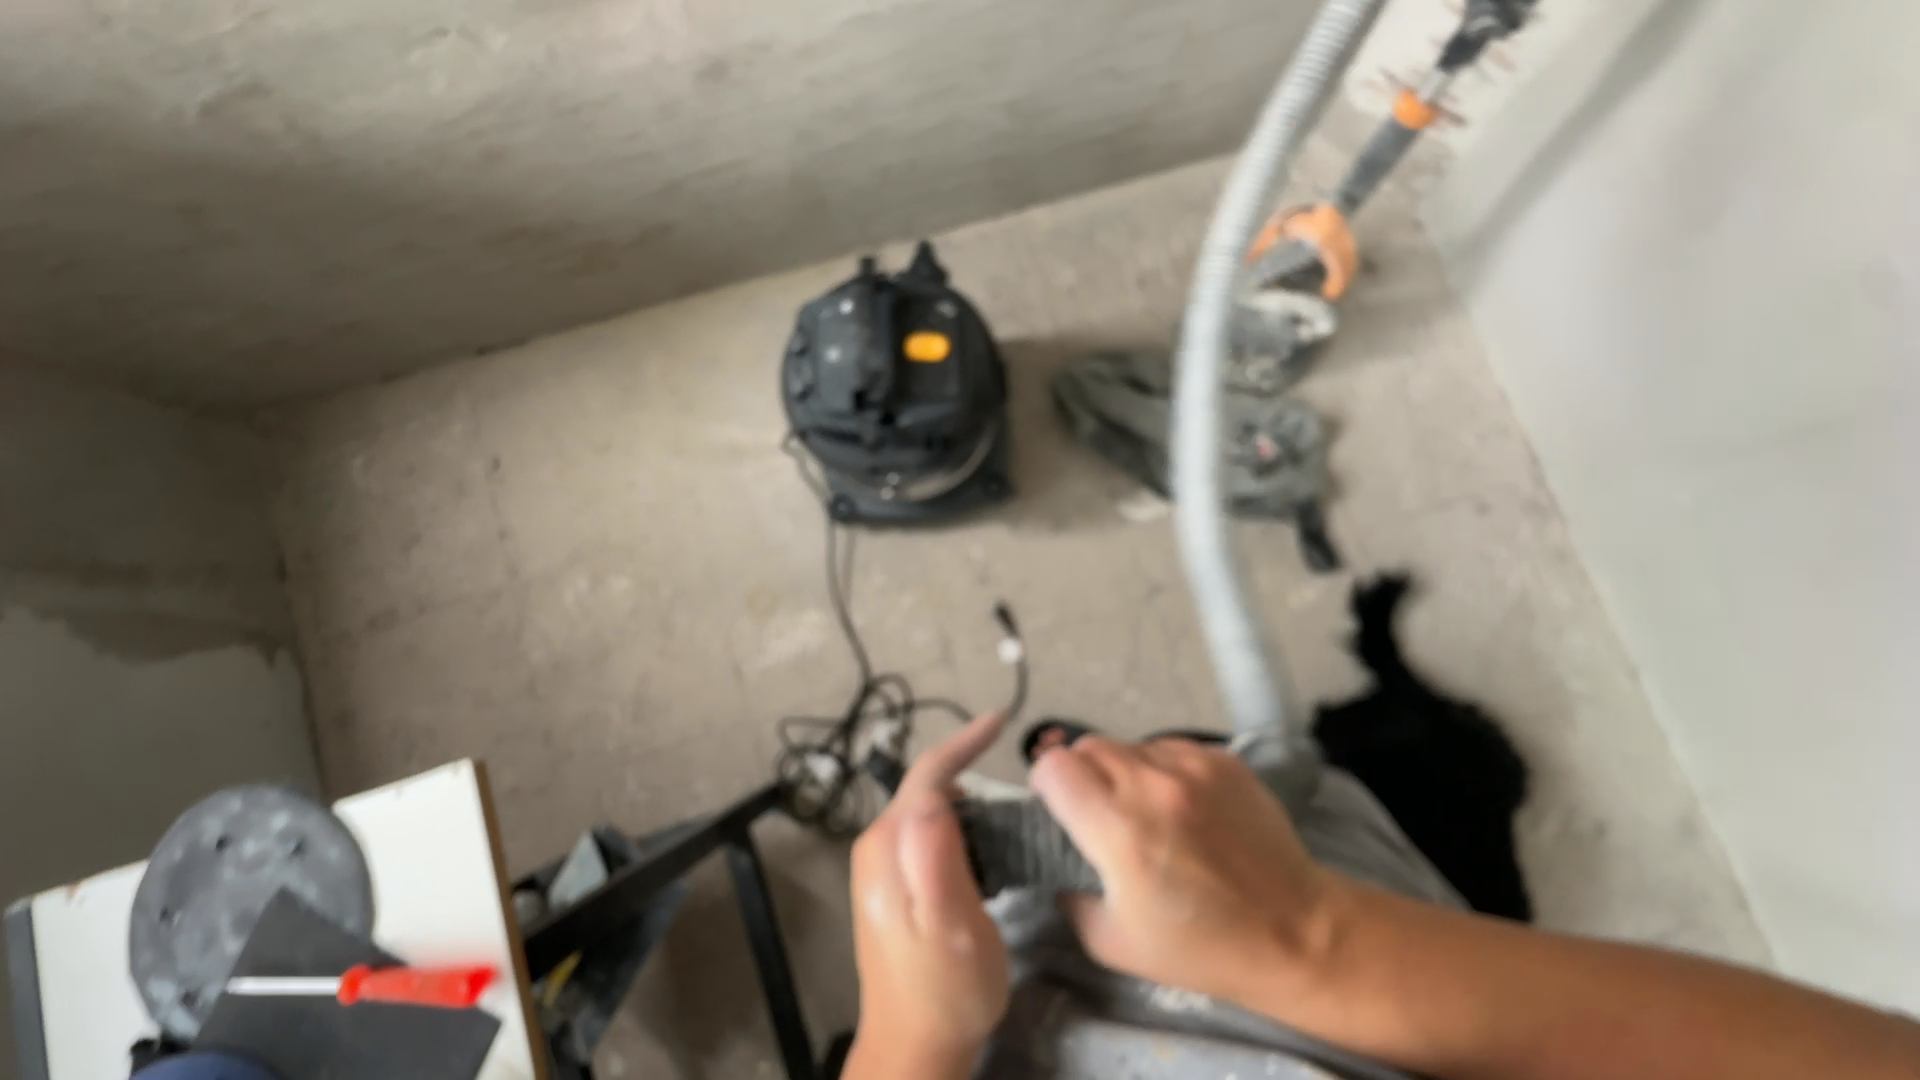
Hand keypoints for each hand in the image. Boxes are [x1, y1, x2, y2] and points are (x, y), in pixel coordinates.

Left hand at [846, 712, 1009, 1078]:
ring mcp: (881, 866)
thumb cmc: (945, 991)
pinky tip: (984, 848)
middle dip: (968, 770)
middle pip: (925, 786)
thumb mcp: (951, 928)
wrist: (914, 1046)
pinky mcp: (891, 883)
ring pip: (928, 809)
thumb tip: (936, 796)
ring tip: (1008, 817)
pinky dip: (960, 827)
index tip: (1002, 720)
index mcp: (889, 847)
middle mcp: (877, 846)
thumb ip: (937, 860)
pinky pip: (927, 833)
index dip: (963, 742)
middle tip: (1019, 784)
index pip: (926, 774)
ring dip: (966, 802)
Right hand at [1028, 736, 1345, 1010]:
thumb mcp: (1112, 942)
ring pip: (1127, 744)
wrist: (1296, 933)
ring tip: (1146, 811)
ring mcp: (1191, 767)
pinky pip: (1168, 748)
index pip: (1053, 767)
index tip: (1060, 810)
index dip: (1047, 787)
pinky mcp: (1222, 759)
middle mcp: (1151, 786)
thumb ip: (1069, 894)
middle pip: (1085, 746)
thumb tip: (1057, 861)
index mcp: (1119, 830)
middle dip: (1081, 775)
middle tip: (1100, 812)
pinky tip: (1182, 806)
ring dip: (1122, 771)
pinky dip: (1162, 770)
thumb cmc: (1202, 946)